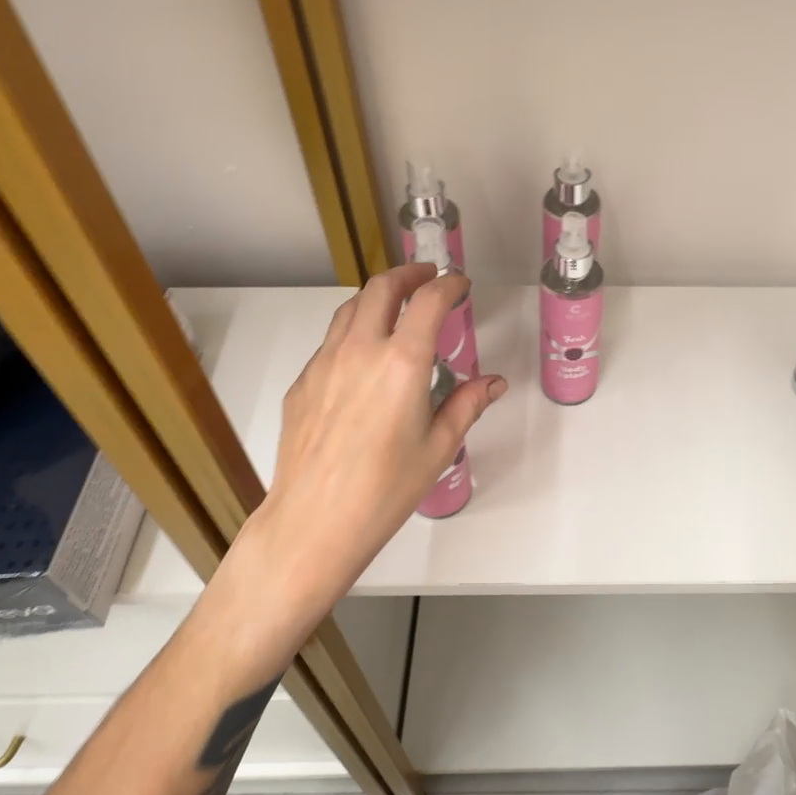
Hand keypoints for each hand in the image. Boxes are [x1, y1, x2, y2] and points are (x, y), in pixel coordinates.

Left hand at [222, 264, 505, 626]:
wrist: (315, 520)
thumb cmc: (386, 488)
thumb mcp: (438, 447)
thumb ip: (466, 405)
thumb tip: (493, 383)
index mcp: (402, 362)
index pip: (428, 301)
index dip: (448, 284)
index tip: (460, 284)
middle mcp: (360, 350)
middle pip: (381, 288)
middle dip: (408, 274)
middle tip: (427, 277)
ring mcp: (324, 363)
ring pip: (349, 309)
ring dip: (376, 297)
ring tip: (394, 307)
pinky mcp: (303, 383)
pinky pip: (330, 342)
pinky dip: (353, 332)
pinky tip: (363, 359)